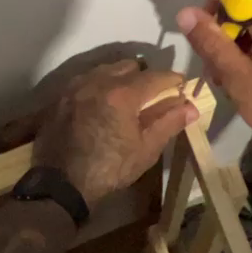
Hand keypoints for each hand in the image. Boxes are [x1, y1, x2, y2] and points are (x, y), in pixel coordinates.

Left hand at [32, 61, 197, 208]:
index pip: (155, 77)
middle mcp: (97, 81)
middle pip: (129, 67)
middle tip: (152, 95)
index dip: (172, 80)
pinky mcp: (60, 96)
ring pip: (105, 70)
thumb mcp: (145, 150)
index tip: (182, 86)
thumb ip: (169, 123)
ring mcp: (75, 86)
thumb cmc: (109, 169)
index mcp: (122, 93)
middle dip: (145, 77)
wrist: (60, 185)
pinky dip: (99, 86)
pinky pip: (86, 80)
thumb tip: (191, 107)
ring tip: (126, 98)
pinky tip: (102, 104)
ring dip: (120, 78)